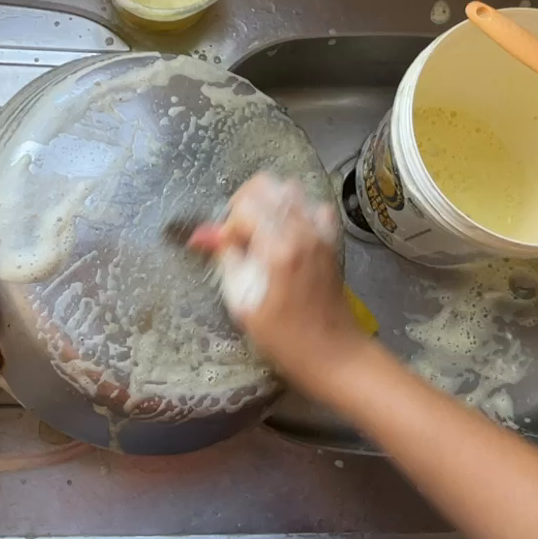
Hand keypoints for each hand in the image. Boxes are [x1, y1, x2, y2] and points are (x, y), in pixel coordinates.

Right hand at [188, 173, 366, 385]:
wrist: (334, 353)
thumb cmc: (284, 338)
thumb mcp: (243, 305)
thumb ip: (226, 261)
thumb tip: (203, 235)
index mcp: (278, 248)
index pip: (244, 206)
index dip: (229, 225)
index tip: (228, 251)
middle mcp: (302, 231)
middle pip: (265, 185)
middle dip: (244, 205)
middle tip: (240, 236)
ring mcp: (321, 232)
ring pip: (289, 188)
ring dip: (269, 202)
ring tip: (261, 232)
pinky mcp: (331, 238)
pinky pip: (313, 204)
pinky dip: (296, 210)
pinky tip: (287, 233)